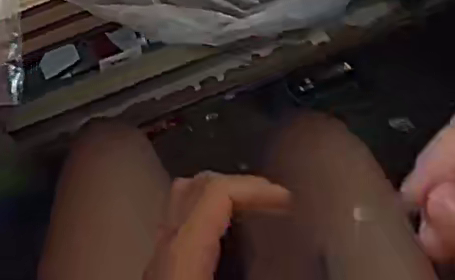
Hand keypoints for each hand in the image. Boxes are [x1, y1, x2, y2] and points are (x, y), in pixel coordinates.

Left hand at [144, 173, 291, 279]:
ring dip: (219, 196)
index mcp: (181, 249)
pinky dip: (207, 218)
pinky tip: (229, 243)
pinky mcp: (160, 271)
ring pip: (182, 201)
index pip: (215, 191)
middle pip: (196, 185)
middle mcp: (165, 244)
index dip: (254, 187)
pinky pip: (181, 225)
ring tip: (254, 213)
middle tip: (274, 201)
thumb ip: (259, 271)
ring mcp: (158, 257)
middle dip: (238, 184)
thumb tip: (296, 260)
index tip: (287, 197)